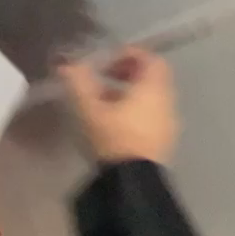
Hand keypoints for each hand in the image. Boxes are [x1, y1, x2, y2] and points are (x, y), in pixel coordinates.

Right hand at [57, 47, 180, 164]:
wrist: (132, 181)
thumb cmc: (112, 136)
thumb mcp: (87, 107)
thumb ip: (77, 82)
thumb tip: (66, 63)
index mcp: (152, 89)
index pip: (151, 59)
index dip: (130, 53)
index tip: (107, 59)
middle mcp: (165, 102)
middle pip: (153, 77)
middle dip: (128, 71)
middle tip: (103, 75)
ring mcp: (167, 122)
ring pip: (152, 96)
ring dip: (130, 91)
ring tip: (102, 99)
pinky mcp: (163, 139)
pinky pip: (151, 113)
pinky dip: (135, 107)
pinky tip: (112, 119)